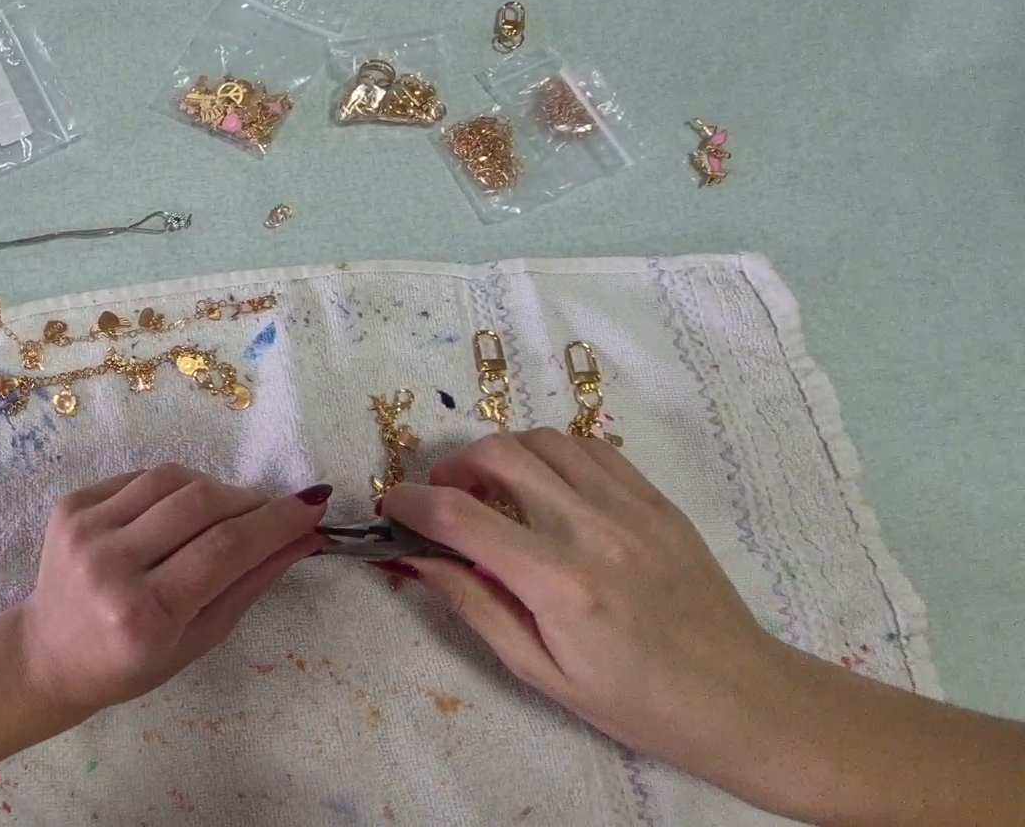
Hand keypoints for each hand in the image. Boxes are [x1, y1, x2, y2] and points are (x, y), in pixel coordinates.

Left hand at [11, 464, 330, 718]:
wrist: (50, 652)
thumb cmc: (131, 662)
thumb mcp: (199, 638)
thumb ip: (252, 583)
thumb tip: (305, 535)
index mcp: (145, 614)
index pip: (225, 549)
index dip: (276, 521)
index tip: (311, 505)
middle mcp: (109, 565)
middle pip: (199, 504)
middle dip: (248, 500)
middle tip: (269, 510)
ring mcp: (84, 529)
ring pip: (170, 479)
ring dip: (211, 487)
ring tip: (225, 510)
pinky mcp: (69, 504)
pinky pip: (138, 477)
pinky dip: (171, 487)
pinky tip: (177, 511)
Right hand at [381, 430, 789, 780]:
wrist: (753, 705)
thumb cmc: (637, 703)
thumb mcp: (540, 672)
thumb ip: (473, 605)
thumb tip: (417, 558)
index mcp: (560, 586)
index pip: (460, 517)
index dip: (411, 502)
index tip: (391, 505)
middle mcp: (593, 533)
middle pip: (498, 455)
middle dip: (452, 465)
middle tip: (444, 494)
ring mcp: (631, 510)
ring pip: (541, 439)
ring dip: (499, 453)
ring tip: (493, 486)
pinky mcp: (656, 501)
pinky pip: (589, 447)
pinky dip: (549, 452)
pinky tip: (545, 483)